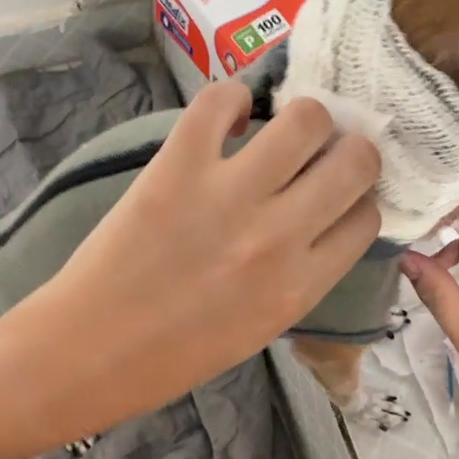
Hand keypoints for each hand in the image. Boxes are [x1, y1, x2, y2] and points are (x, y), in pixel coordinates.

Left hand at [0, 81, 380, 438]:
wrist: (92, 352)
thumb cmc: (172, 358)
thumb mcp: (257, 332)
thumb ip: (297, 279)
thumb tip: (315, 228)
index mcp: (299, 287)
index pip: (366, 218)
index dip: (358, 201)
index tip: (338, 198)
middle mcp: (278, 237)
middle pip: (355, 159)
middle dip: (347, 152)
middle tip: (318, 158)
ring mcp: (228, 196)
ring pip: (306, 118)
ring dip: (301, 120)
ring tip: (275, 136)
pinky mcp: (177, 166)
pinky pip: (222, 100)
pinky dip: (231, 101)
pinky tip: (227, 121)